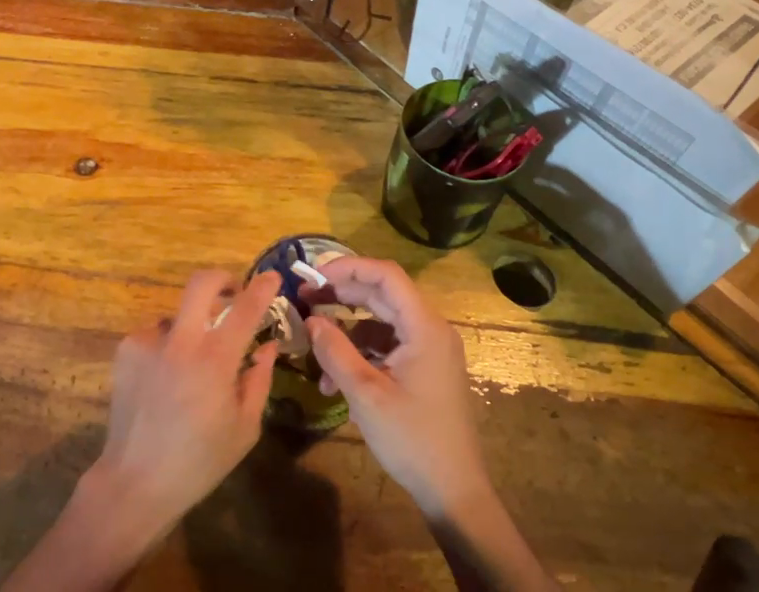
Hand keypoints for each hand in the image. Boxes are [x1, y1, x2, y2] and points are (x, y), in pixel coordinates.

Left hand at [90, 268, 281, 534]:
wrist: (136, 479)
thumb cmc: (200, 460)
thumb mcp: (245, 427)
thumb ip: (259, 379)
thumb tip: (268, 346)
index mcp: (215, 360)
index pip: (245, 308)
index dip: (262, 288)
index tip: (272, 277)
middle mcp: (180, 341)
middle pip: (201, 283)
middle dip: (222, 279)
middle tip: (232, 292)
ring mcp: (148, 342)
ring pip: (176, 315)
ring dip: (191, 327)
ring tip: (193, 364)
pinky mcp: (126, 350)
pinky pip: (154, 335)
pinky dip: (167, 346)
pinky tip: (167, 378)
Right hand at [306, 256, 491, 516]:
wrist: (454, 491)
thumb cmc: (412, 438)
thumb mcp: (365, 394)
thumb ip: (335, 350)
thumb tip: (311, 320)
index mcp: (424, 327)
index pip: (385, 275)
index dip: (347, 267)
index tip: (312, 275)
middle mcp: (430, 330)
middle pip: (382, 295)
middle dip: (341, 295)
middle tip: (304, 299)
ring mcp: (429, 351)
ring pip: (381, 323)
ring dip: (346, 333)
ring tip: (314, 351)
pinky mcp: (424, 370)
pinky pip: (387, 347)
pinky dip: (360, 355)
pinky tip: (335, 380)